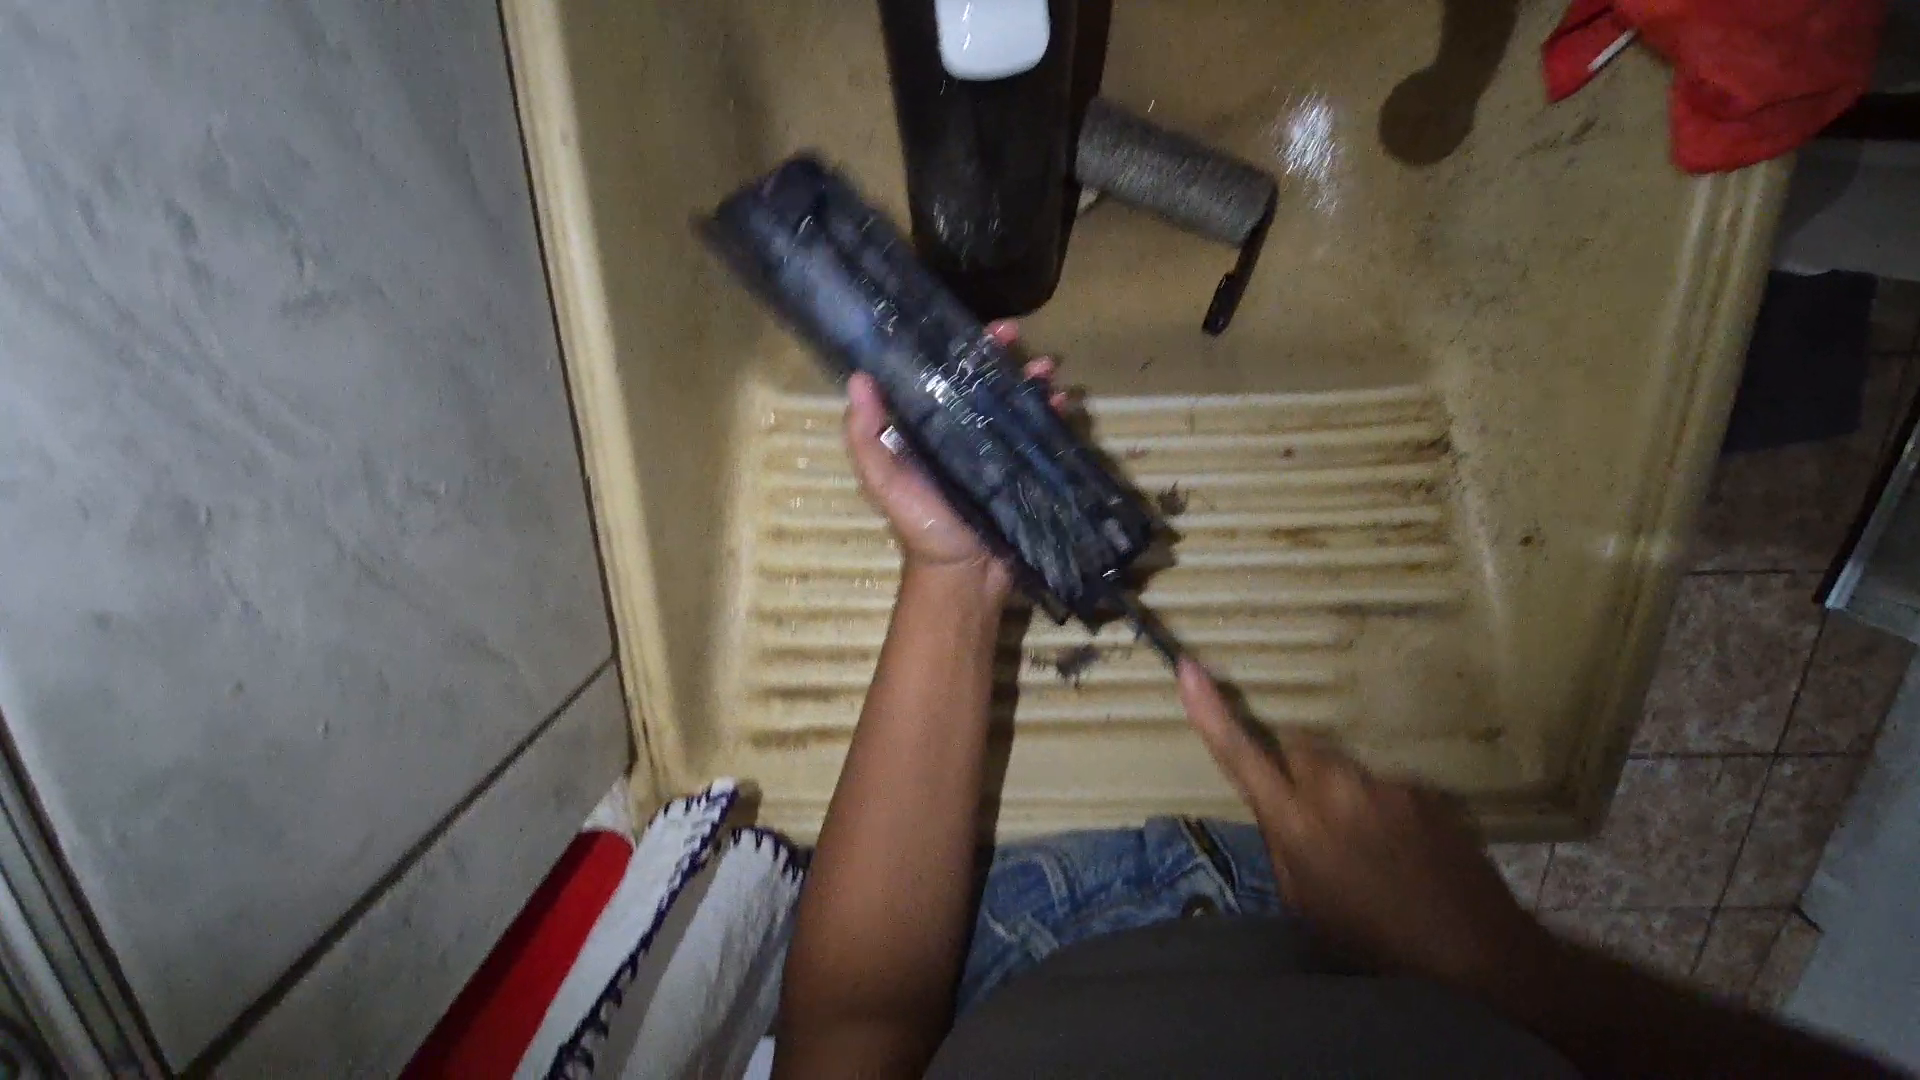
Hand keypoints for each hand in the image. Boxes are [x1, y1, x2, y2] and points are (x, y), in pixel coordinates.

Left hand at [843, 319, 1065, 600]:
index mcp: (926, 429)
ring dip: (1030, 379)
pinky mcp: (1023, 467)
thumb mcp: (884, 482)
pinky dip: (1052, 413)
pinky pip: (1039, 433)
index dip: (953, 348)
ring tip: (1046, 369)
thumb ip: (866, 437)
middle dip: (1000, 354)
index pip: (939, 376)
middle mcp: (960, 431)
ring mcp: (995, 448)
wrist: (967, 575)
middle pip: (982, 381)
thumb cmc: (922, 527)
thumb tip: (859, 378)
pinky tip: (1062, 402)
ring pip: (1014, 401)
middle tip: (1014, 335)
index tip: (969, 327)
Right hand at [1177, 659, 1552, 990]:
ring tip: (1370, 847)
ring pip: (1343, 769)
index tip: (1187, 667)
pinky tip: (1406, 849)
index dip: (1210, 712)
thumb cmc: (1374, 937)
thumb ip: (1281, 844)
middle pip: (1298, 748)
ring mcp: (1384, 783)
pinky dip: (1384, 807)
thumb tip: (1275, 809)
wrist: (1478, 950)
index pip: (1241, 756)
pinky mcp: (1422, 787)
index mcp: (1296, 822)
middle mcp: (1335, 788)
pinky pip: (1386, 784)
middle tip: (1314, 820)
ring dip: (1342, 792)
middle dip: (1296, 770)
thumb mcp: (1303, 903)